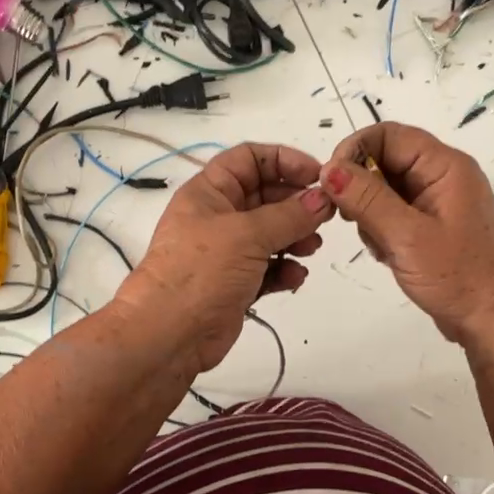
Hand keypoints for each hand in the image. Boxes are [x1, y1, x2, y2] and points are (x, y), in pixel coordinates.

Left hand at [115, 142, 334, 372]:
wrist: (169, 334)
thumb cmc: (201, 271)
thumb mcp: (248, 234)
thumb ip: (289, 215)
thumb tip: (322, 200)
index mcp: (210, 192)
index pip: (249, 159)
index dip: (284, 161)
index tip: (318, 176)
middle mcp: (217, 217)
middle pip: (265, 196)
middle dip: (296, 204)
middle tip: (324, 217)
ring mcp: (226, 252)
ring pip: (270, 234)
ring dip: (294, 238)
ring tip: (311, 249)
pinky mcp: (235, 284)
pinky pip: (267, 268)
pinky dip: (284, 270)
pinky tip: (296, 277)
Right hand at [320, 123, 493, 343]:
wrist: (493, 320)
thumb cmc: (456, 277)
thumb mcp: (406, 236)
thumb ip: (366, 199)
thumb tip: (329, 170)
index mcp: (445, 166)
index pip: (388, 135)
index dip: (354, 151)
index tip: (331, 184)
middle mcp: (442, 175)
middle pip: (385, 160)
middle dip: (360, 187)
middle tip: (351, 220)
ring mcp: (437, 201)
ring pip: (385, 189)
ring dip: (370, 213)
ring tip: (380, 245)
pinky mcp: (431, 226)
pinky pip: (394, 213)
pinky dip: (381, 229)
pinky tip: (387, 254)